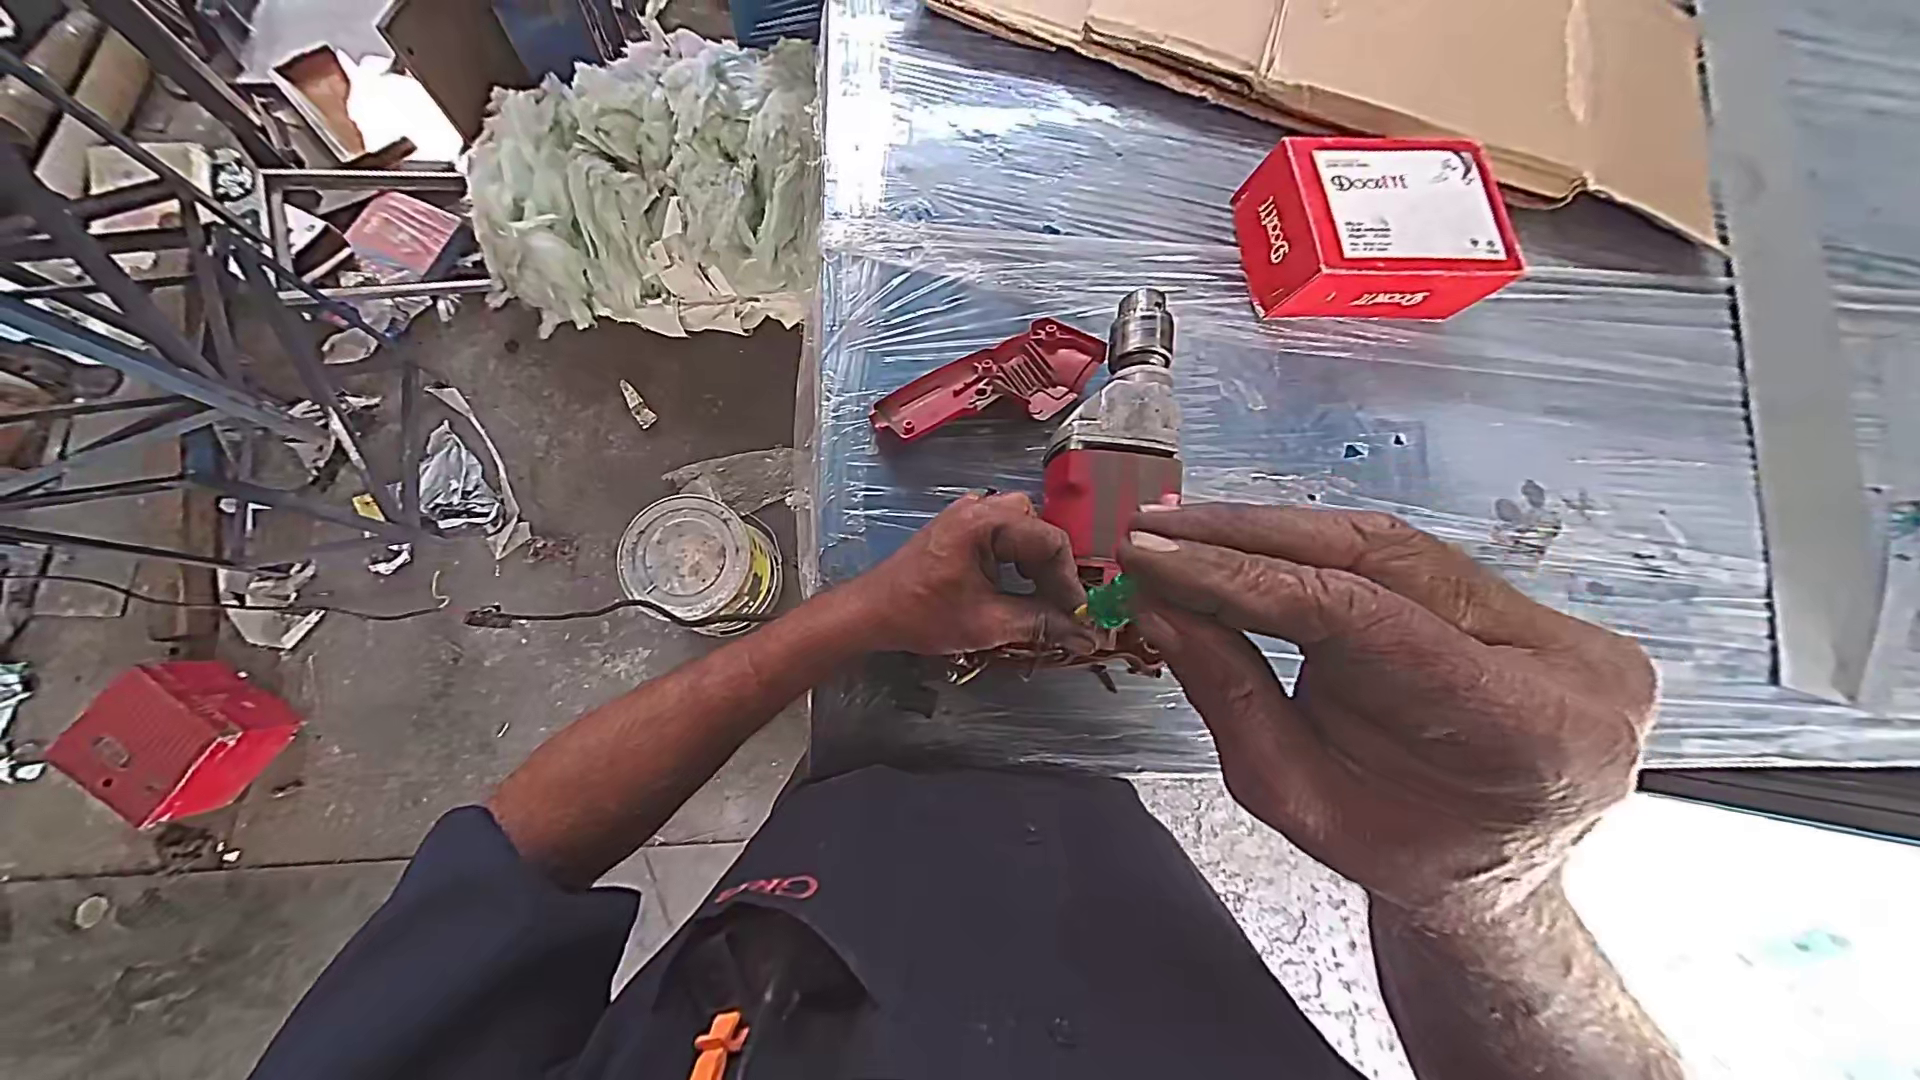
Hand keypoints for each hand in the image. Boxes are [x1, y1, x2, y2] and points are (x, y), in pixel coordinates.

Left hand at [841, 492, 1093, 656]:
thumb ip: (1040, 624)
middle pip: (1039, 529)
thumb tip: (1084, 636)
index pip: (1049, 540)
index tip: (1077, 613)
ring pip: (1024, 530)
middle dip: (1054, 570)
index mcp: (984, 522)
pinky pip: (1005, 534)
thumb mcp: (987, 624)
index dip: (1068, 580)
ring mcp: (968, 514)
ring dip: (1037, 563)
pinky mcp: (962, 527)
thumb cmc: (922, 614)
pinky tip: (1021, 586)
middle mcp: (979, 507)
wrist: (872, 612)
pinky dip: (1019, 559)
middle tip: (1061, 606)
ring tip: (1043, 598)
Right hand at [1117, 504, 1655, 930]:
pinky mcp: (1510, 602)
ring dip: (1262, 531)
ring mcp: (1542, 620)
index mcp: (1514, 727)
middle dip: (1240, 536)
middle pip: (1369, 553)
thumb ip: (1226, 691)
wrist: (1481, 868)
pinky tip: (1238, 543)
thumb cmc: (1390, 850)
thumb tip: (1159, 608)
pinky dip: (1297, 546)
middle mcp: (1551, 655)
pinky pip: (1386, 554)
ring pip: (1376, 541)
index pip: (1350, 612)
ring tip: (1181, 532)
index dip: (1233, 576)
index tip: (1151, 557)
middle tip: (1154, 530)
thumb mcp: (1289, 791)